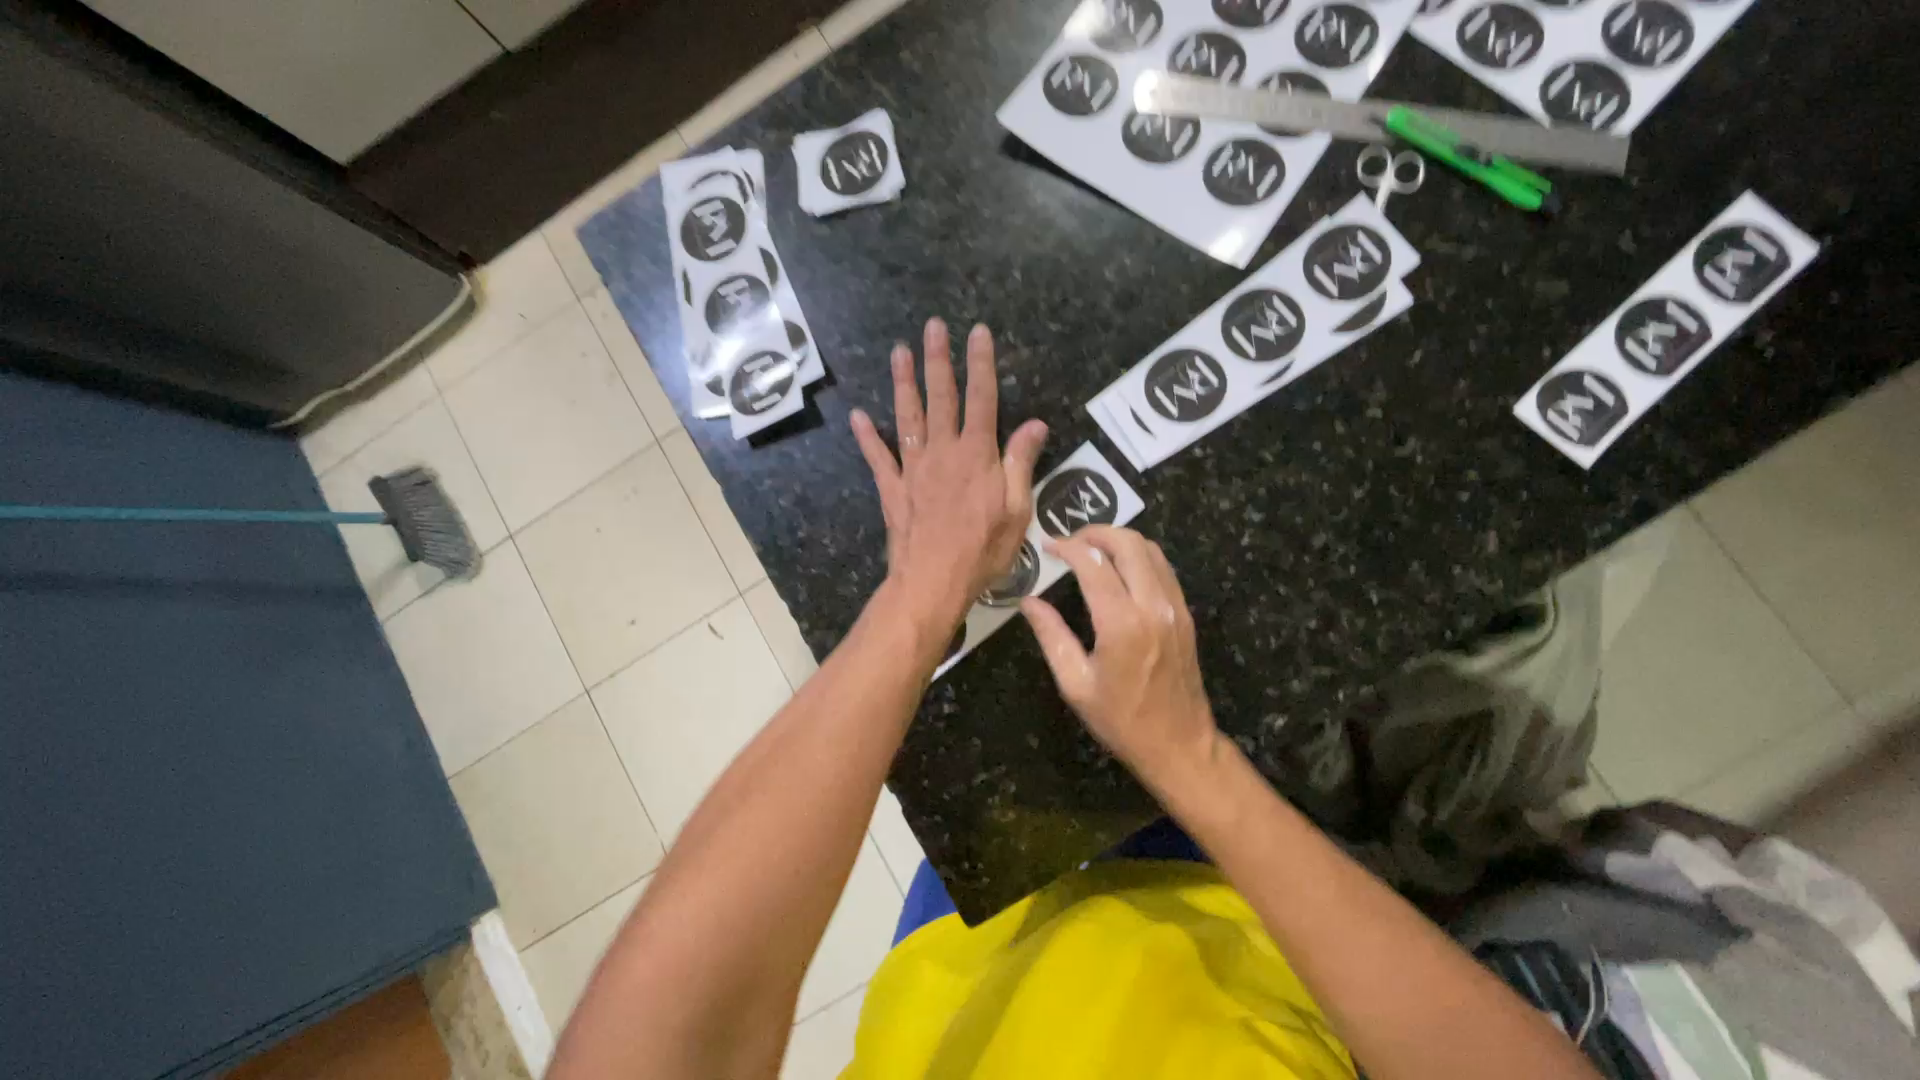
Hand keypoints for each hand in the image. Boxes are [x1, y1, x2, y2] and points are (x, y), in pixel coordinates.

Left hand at [851, 318, 1047, 639]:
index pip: (982, 399)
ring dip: (903, 383)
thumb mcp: (1016, 510)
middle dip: (938, 359)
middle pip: (941, 397)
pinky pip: (878, 458)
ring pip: (907, 417)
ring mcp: (913, 469)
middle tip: (932, 326)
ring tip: (899, 351)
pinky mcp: (892, 490)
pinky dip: (867, 436)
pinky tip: (857, 415)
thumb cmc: (982, 551)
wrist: (932, 582)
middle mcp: (943, 452)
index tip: (978, 332)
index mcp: (977, 455)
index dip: (981, 364)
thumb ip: (1021, 463)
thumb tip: (1035, 424)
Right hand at [1021, 526, 1221, 790]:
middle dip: (1096, 532)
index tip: (1047, 545)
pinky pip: (1163, 568)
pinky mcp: (1185, 614)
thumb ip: (1051, 636)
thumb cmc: (1121, 721)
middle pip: (1128, 543)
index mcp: (1121, 623)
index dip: (1067, 546)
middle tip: (1070, 541)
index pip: (1093, 563)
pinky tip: (1119, 570)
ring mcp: (1175, 607)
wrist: (1179, 744)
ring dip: (1120, 541)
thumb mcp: (1075, 684)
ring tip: (1092, 550)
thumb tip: (1029, 601)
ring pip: (1151, 549)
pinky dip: (1139, 556)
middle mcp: (1153, 606)